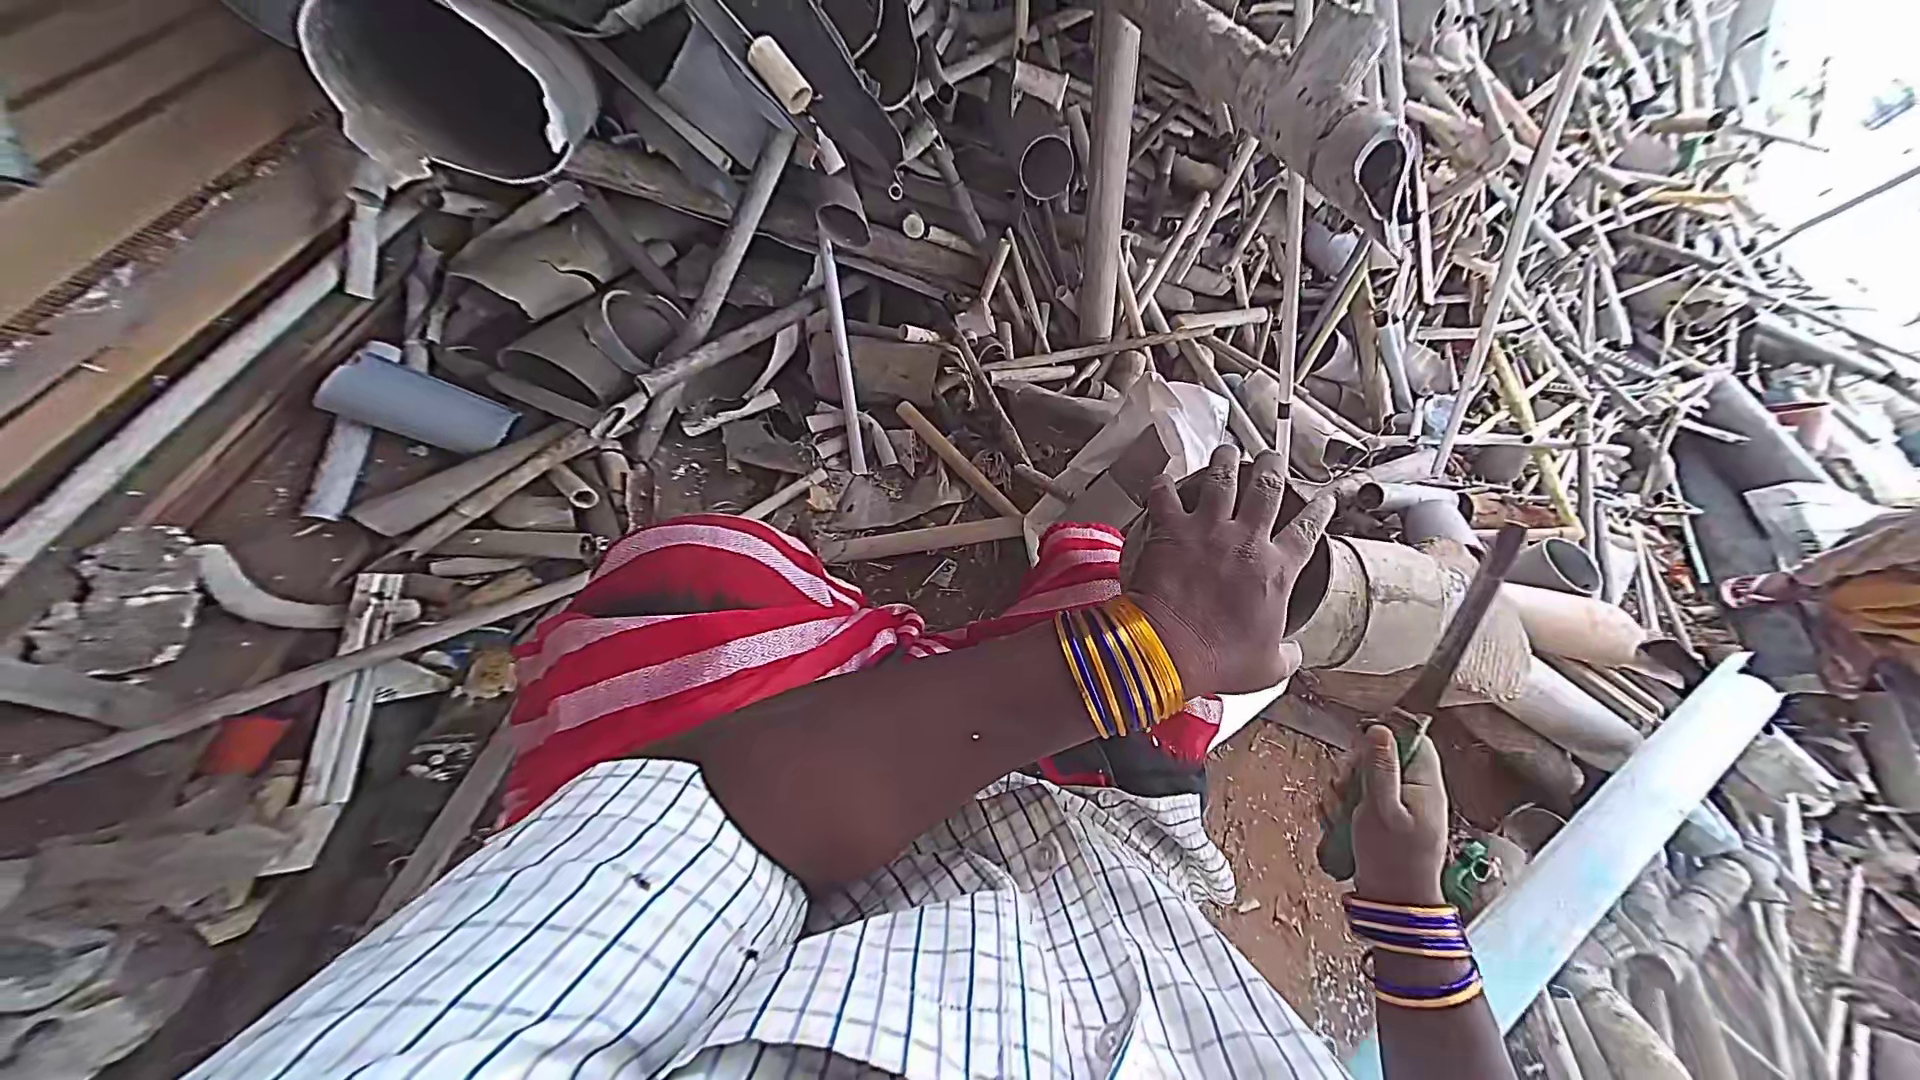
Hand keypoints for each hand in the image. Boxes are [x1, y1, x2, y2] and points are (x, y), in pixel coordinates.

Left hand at [1124, 444, 1332, 697]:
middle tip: (1271, 458)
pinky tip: (1162, 477)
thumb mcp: (1268, 665)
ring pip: (1220, 480)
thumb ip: (1286, 654)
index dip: (1322, 508)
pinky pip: (1164, 496)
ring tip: (1225, 451)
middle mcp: (1246, 541)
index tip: (1326, 496)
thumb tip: (1292, 654)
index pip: (1309, 529)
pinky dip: (1162, 484)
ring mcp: (1206, 531)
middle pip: (1267, 489)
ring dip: (1224, 462)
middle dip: (1272, 467)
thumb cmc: (1217, 658)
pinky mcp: (1170, 530)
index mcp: (1276, 570)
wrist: (1170, 648)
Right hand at [1350, 724, 1449, 904]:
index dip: (1386, 738)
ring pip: (1362, 777)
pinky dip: (1341, 805)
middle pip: (1380, 758)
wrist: (1392, 901)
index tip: (1361, 750)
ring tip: (1340, 810)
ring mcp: (1397, 805)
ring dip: (1343, 789)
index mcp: (1425, 786)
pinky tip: (1337, 820)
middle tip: (1345, 788)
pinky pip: (1355, 797)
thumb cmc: (1392, 856)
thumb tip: (1380, 729)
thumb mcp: (1382, 807)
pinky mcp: (1380, 818)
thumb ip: (1380, 767)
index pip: (1414, 742)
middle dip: (1354, 769)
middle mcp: (1414, 792)